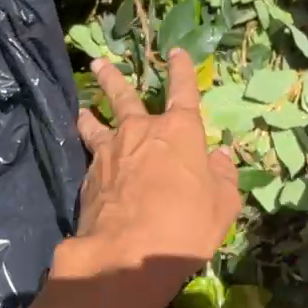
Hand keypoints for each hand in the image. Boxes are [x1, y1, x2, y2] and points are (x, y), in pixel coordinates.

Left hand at [54, 49, 240, 290]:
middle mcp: (141, 132)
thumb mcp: (222, 206)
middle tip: (100, 63)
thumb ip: (222, 178)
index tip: (176, 53)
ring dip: (91, 112)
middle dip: (114, 78)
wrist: (126, 254)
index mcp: (180, 132)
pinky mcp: (88, 178)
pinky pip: (89, 156)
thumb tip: (219, 157)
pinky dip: (89, 152)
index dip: (181, 71)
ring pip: (96, 123)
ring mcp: (109, 153)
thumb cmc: (185, 227)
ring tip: (84, 108)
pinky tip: (88, 160)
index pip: (183, 91)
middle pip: (125, 96)